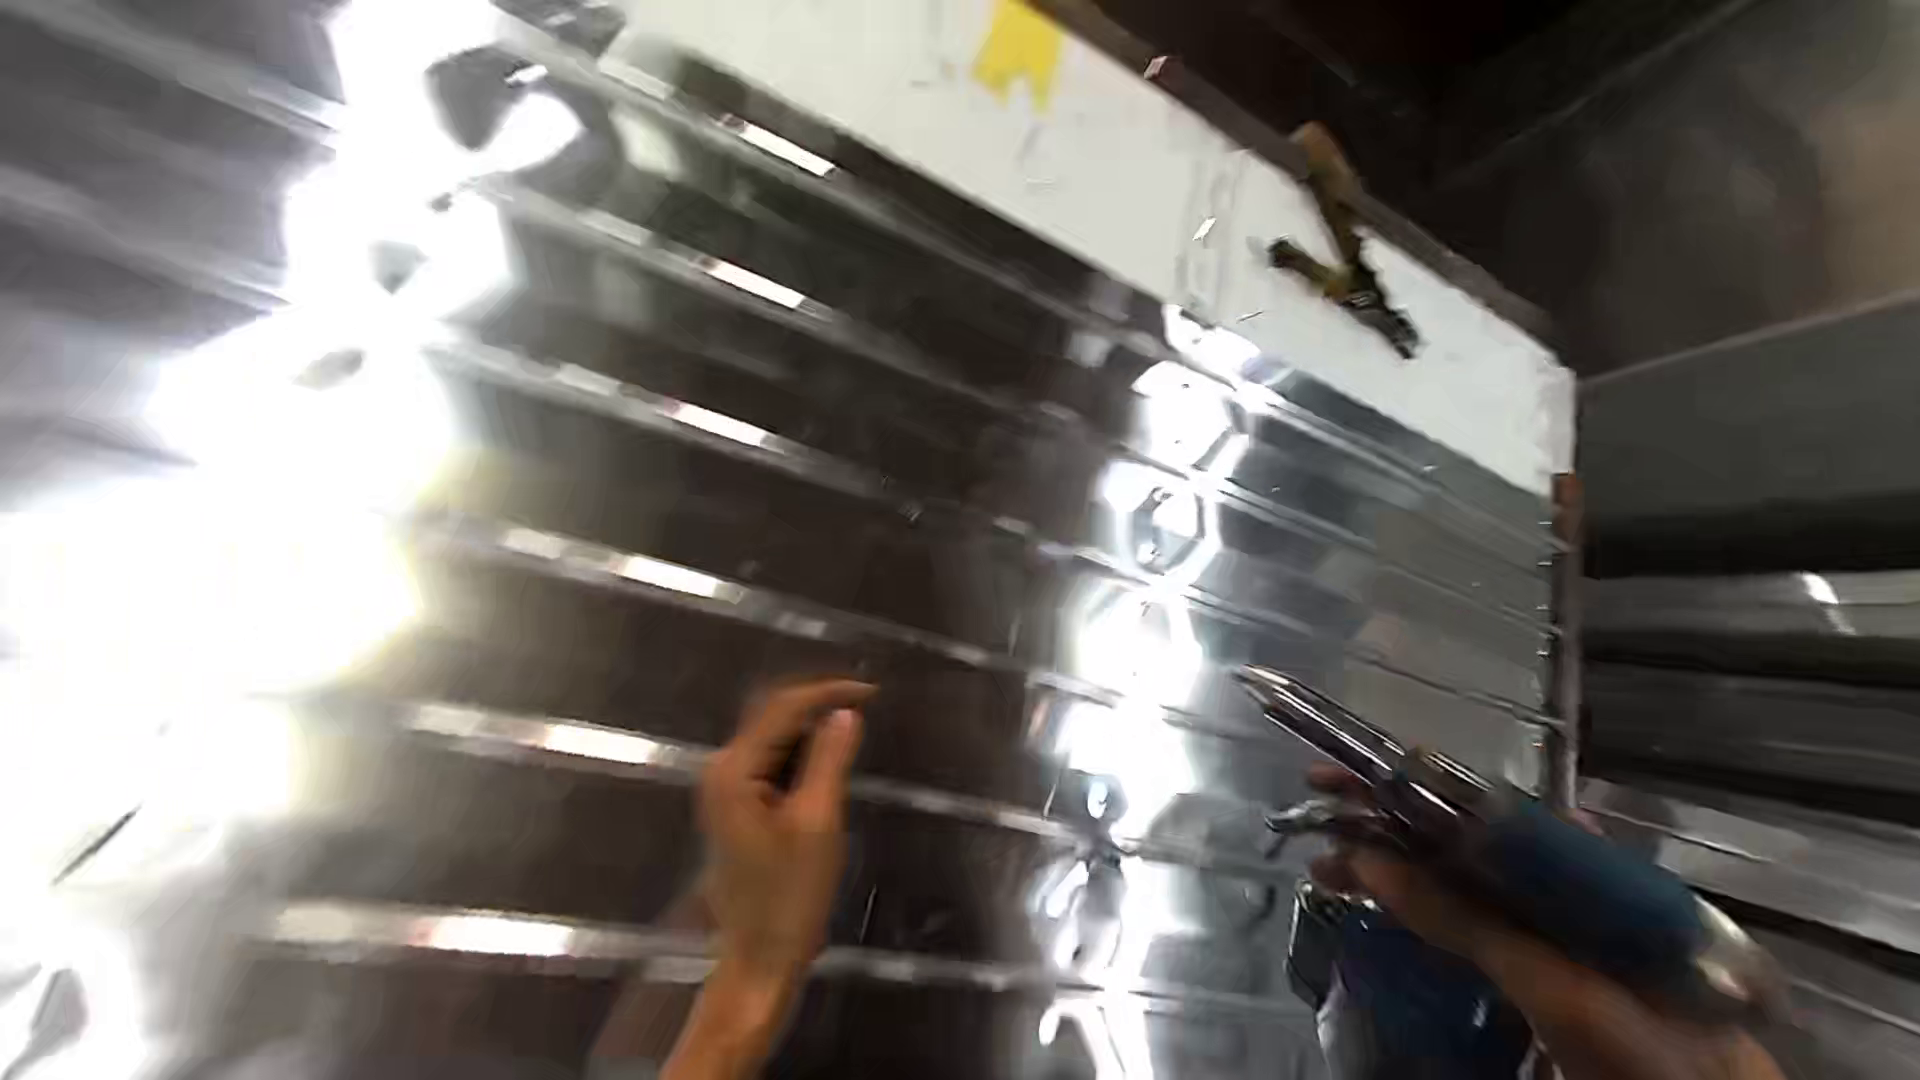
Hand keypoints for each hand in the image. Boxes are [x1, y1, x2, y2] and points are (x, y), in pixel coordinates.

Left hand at [700, 679, 872, 982]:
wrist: (759, 960)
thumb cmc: (790, 895)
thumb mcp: (818, 821)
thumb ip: (830, 759)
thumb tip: (847, 712)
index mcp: (734, 770)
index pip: (783, 708)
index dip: (827, 692)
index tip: (871, 692)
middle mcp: (723, 769)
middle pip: (773, 715)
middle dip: (819, 703)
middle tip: (867, 702)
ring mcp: (727, 787)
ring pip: (774, 735)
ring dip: (813, 725)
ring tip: (855, 722)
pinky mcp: (739, 803)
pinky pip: (773, 758)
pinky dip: (804, 749)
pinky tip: (830, 754)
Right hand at [1301, 763, 1784, 1079]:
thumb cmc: (1653, 1054)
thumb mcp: (1562, 988)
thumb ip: (1467, 921)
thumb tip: (1364, 857)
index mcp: (1576, 865)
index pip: (1477, 805)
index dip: (1408, 783)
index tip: (1350, 770)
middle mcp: (1550, 883)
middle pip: (1446, 836)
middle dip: (1377, 820)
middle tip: (1314, 810)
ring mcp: (1533, 926)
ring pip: (1438, 876)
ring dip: (1376, 863)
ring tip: (1321, 865)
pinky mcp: (1516, 965)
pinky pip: (1443, 918)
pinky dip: (1396, 902)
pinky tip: (1360, 896)